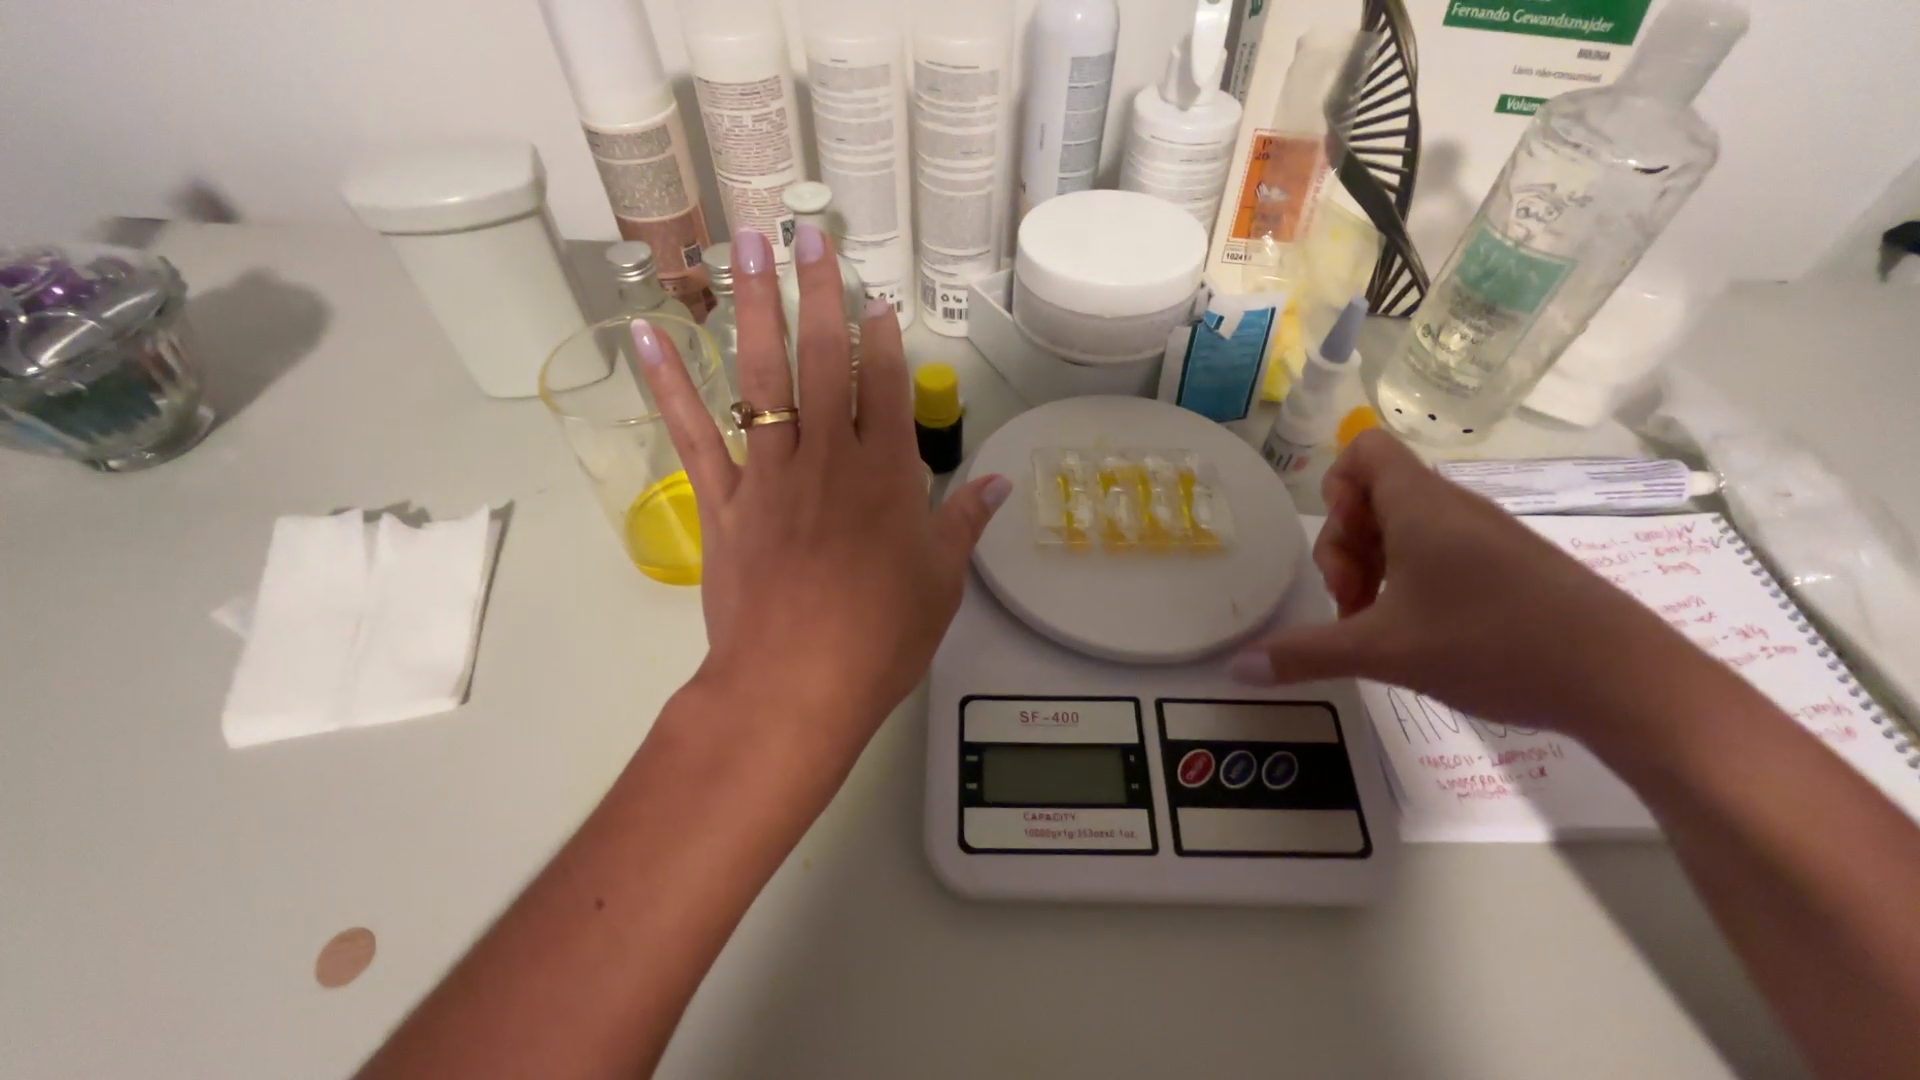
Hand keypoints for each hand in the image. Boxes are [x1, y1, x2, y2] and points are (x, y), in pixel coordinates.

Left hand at [629, 226, 1010, 757]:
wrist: (797, 684)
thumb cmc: (881, 636)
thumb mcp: (940, 581)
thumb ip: (963, 523)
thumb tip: (997, 483)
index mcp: (885, 474)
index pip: (885, 385)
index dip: (881, 337)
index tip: (873, 297)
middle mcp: (826, 456)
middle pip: (822, 359)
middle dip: (818, 292)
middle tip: (808, 233)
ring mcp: (768, 473)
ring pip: (761, 375)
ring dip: (754, 306)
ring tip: (745, 246)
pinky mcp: (721, 501)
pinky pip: (693, 432)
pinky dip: (667, 382)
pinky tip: (648, 333)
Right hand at [1229, 430, 1711, 738]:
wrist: (1626, 679)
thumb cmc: (1493, 643)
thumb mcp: (1383, 651)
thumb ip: (1306, 653)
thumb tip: (1238, 666)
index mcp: (1420, 505)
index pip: (1364, 449)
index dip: (1335, 487)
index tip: (1341, 548)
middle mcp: (1453, 508)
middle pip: (1373, 495)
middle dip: (1345, 547)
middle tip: (1352, 602)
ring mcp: (1486, 537)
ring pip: (1405, 530)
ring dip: (1374, 571)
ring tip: (1377, 626)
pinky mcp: (1511, 567)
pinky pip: (1440, 554)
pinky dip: (1412, 584)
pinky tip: (1419, 635)